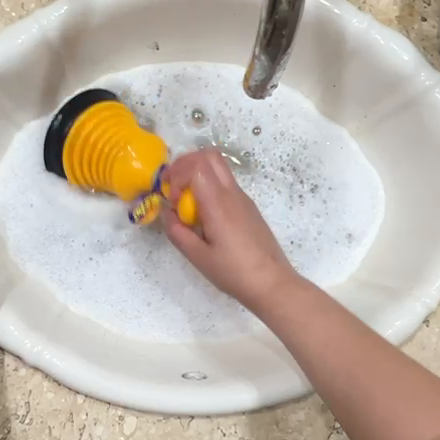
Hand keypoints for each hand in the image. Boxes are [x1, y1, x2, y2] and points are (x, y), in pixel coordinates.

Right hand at [159, 149, 300, 310]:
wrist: (272, 283)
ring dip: (197, 174)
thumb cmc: (234, 272)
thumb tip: (168, 214)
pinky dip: (208, 187)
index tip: (172, 201)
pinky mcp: (247, 207)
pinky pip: (225, 184)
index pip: (197, 166)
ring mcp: (243, 198)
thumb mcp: (198, 257)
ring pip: (218, 167)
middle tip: (172, 187)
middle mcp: (232, 194)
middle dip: (185, 165)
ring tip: (185, 202)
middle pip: (209, 156)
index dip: (177, 176)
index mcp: (219, 204)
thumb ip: (177, 232)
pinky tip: (203, 214)